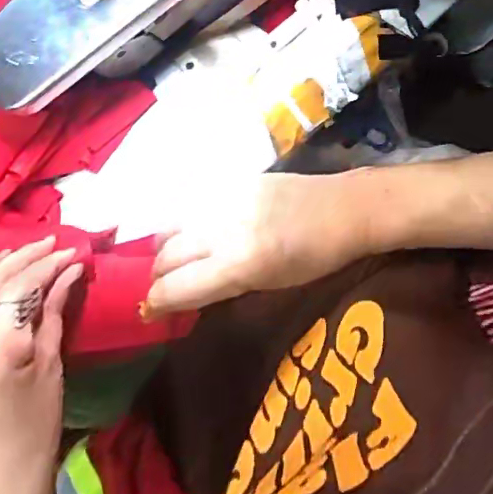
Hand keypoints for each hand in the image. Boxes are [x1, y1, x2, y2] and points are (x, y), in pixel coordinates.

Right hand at [144, 171, 374, 315]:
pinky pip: (195, 204)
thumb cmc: (317, 259)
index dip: (156, 302)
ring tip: (170, 258)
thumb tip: (189, 293)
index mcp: (239, 264)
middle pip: (168, 255)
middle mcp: (225, 230)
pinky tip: (191, 231)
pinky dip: (186, 222)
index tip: (149, 312)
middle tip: (159, 287)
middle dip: (157, 276)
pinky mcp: (234, 181)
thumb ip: (227, 286)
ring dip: (166, 246)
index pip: (177, 287)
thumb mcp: (272, 285)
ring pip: (174, 225)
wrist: (344, 208)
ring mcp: (227, 200)